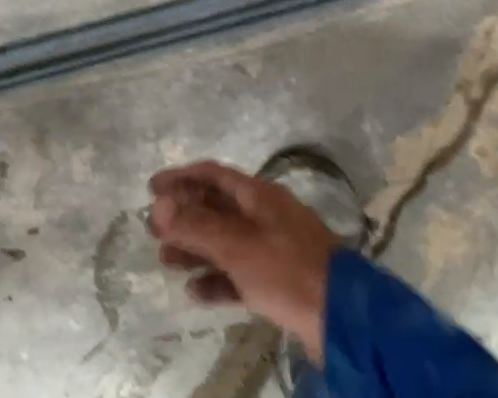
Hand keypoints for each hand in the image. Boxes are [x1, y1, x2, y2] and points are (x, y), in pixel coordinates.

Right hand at [147, 161, 339, 357]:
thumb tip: (157, 207)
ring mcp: (275, 250)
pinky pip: (240, 274)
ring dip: (195, 249)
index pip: (212, 175)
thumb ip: (195, 225)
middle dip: (183, 218)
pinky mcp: (281, 284)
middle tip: (153, 229)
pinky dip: (216, 279)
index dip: (180, 178)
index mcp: (260, 197)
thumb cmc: (288, 271)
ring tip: (166, 261)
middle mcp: (267, 217)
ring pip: (225, 242)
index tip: (150, 189)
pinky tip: (195, 292)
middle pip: (216, 209)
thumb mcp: (236, 245)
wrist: (346, 322)